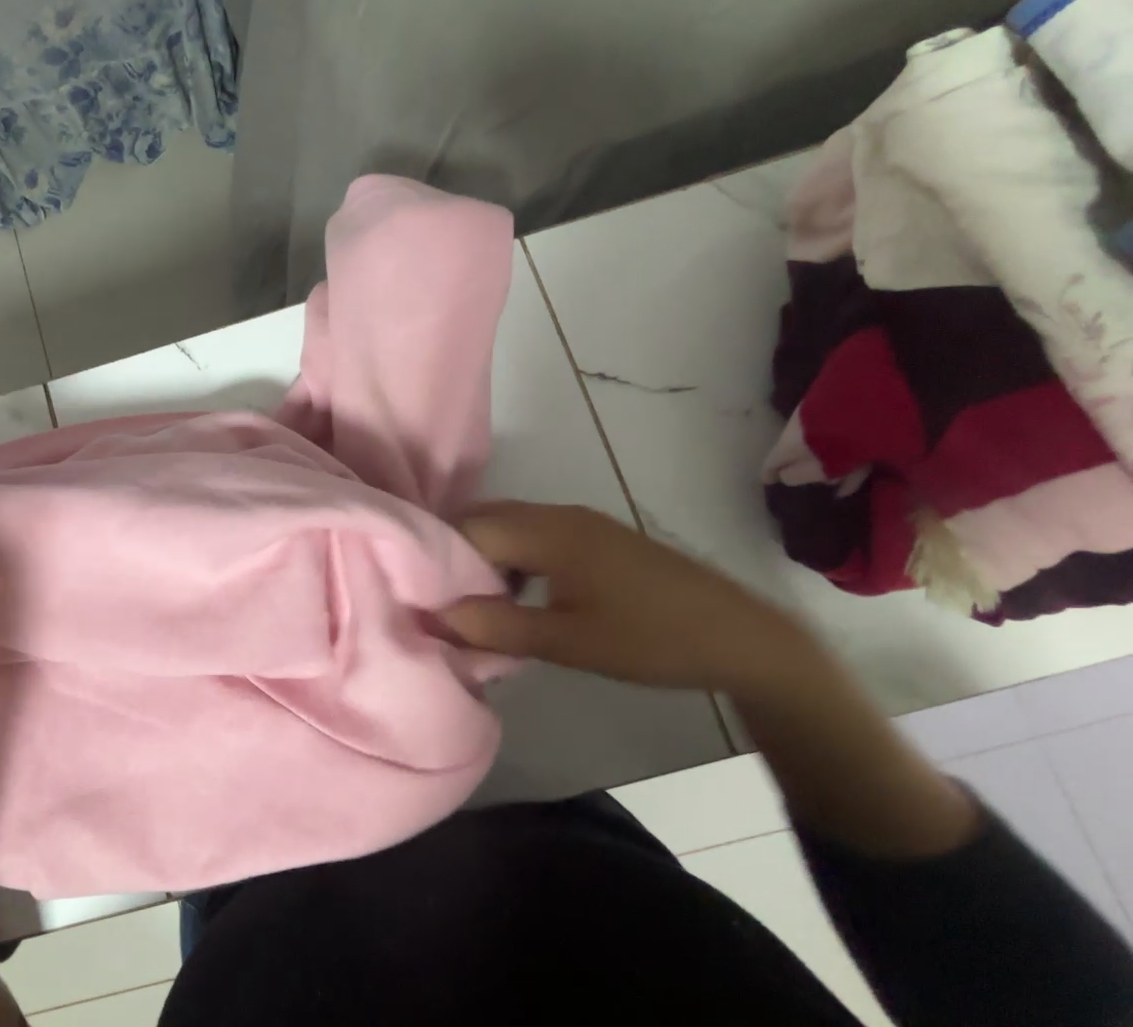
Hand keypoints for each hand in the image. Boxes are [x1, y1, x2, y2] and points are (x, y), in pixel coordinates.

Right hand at [440, 501, 820, 695]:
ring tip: (470, 605)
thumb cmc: (651, 640)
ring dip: (484, 561)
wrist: (743, 639)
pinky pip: (534, 538)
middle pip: (485, 520)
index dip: (435, 558)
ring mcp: (582, 525)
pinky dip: (511, 562)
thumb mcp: (568, 642)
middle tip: (435, 601)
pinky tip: (515, 600)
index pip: (468, 528)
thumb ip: (497, 627)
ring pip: (509, 529)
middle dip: (454, 556)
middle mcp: (560, 515)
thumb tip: (436, 616)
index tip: (415, 594)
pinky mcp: (597, 541)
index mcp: (550, 532)